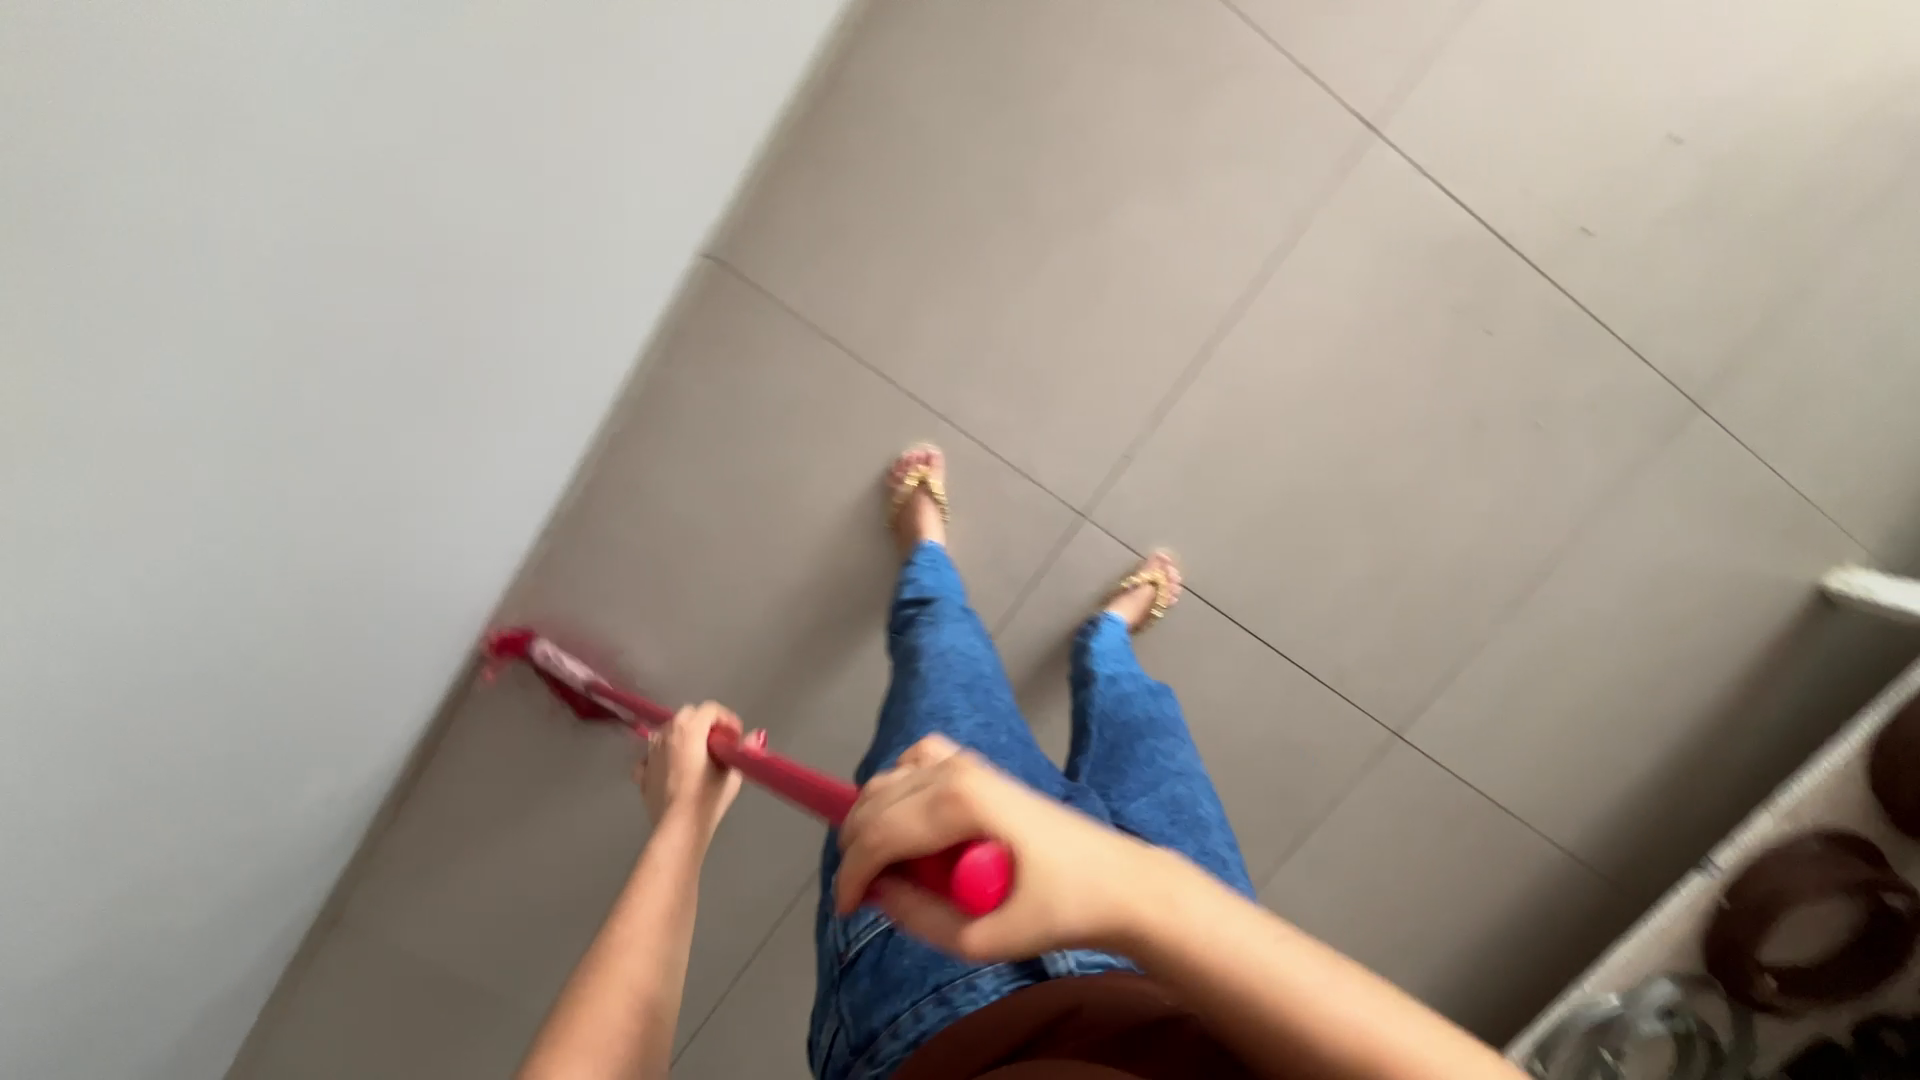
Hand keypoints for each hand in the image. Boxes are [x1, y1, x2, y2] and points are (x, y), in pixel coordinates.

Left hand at [637, 701, 744, 835]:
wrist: (679, 828)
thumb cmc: (708, 797)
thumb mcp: (733, 772)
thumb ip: (744, 749)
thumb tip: (756, 736)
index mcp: (690, 729)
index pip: (710, 709)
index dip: (727, 718)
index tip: (736, 737)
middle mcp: (666, 734)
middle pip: (687, 715)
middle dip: (704, 724)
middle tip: (719, 743)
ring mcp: (650, 752)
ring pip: (668, 732)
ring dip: (683, 737)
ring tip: (697, 756)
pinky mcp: (642, 772)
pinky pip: (653, 755)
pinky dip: (664, 757)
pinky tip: (674, 770)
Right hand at [833, 734, 1178, 963]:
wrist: (1120, 882)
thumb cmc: (1062, 911)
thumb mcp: (986, 939)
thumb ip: (920, 917)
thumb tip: (878, 895)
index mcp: (959, 805)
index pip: (879, 833)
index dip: (852, 875)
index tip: (847, 911)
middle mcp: (958, 771)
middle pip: (877, 798)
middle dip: (857, 847)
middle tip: (863, 895)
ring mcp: (971, 763)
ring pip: (892, 776)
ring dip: (875, 816)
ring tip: (884, 864)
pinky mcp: (982, 767)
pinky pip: (921, 760)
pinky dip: (901, 784)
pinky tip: (910, 819)